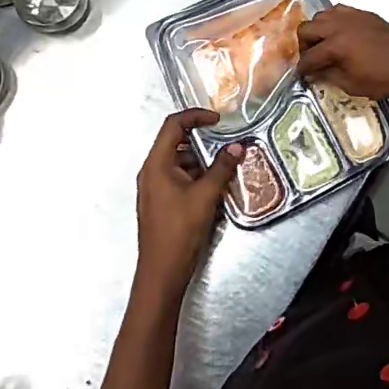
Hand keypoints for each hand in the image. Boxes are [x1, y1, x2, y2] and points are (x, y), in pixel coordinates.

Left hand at [135, 109, 242, 300]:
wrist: (161, 272)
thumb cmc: (179, 231)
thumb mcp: (205, 197)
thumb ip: (221, 169)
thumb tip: (237, 147)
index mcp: (156, 163)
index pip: (173, 125)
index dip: (195, 116)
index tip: (218, 119)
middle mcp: (151, 171)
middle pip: (175, 142)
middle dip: (202, 141)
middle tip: (226, 143)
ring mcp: (154, 187)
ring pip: (179, 162)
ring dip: (202, 161)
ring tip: (226, 166)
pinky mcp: (161, 202)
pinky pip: (179, 179)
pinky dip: (197, 177)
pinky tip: (216, 187)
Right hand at [297, 5, 388, 100]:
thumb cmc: (384, 81)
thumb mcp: (351, 85)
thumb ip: (328, 76)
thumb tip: (314, 74)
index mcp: (335, 46)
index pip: (308, 57)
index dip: (302, 68)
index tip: (302, 75)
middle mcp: (339, 26)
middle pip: (306, 29)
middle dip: (304, 45)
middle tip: (310, 58)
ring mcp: (352, 16)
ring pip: (321, 16)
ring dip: (317, 30)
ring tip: (324, 44)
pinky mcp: (364, 14)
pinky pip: (339, 11)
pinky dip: (333, 21)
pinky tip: (340, 34)